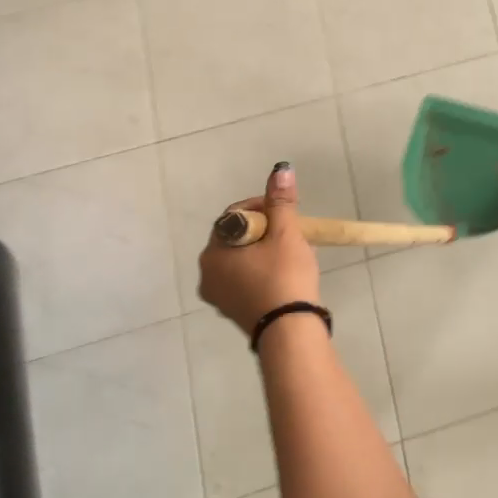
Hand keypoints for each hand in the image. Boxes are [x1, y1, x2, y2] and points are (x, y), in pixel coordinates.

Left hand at [199, 162, 320, 335]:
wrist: (288, 328)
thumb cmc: (284, 276)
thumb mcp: (287, 235)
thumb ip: (282, 202)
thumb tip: (281, 169)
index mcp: (213, 252)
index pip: (234, 216)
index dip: (262, 207)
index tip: (286, 211)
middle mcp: (206, 273)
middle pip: (236, 237)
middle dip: (264, 230)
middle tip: (291, 232)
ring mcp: (217, 295)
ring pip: (239, 260)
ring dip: (262, 250)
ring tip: (290, 253)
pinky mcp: (232, 309)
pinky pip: (243, 279)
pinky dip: (260, 271)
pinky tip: (282, 275)